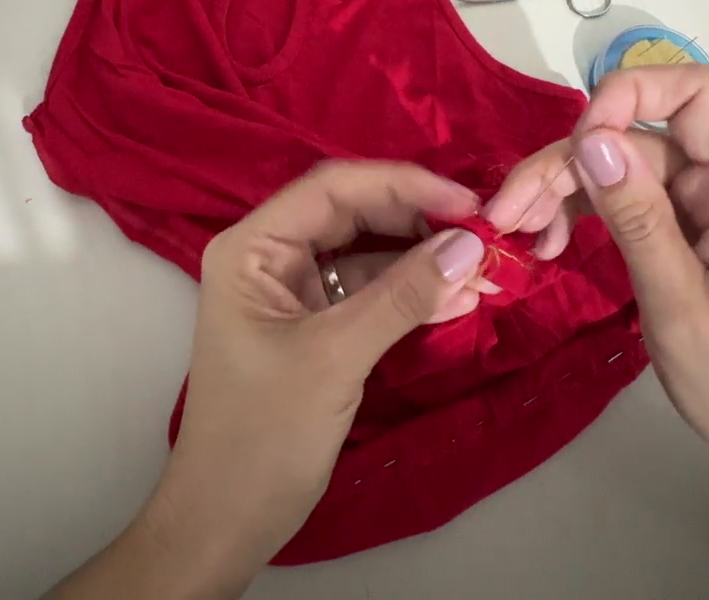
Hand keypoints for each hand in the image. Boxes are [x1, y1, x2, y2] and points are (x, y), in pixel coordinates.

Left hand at [49, 162, 488, 598]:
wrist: (226, 521)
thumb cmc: (263, 436)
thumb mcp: (335, 358)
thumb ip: (401, 297)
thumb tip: (468, 247)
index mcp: (252, 246)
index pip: (332, 189)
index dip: (402, 186)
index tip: (466, 203)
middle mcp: (269, 253)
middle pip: (352, 213)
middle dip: (417, 221)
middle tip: (483, 234)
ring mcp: (291, 287)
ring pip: (365, 251)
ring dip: (421, 259)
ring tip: (482, 269)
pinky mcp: (314, 320)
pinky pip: (367, 289)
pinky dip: (409, 293)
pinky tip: (455, 298)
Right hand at [483, 65, 708, 498]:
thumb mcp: (683, 312)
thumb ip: (639, 221)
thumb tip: (592, 139)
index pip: (695, 93)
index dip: (630, 91)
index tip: (576, 143)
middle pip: (636, 136)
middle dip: (565, 163)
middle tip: (507, 211)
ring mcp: (706, 206)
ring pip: (620, 166)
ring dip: (562, 190)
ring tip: (516, 231)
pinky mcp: (686, 229)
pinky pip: (625, 199)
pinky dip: (582, 213)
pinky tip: (548, 243)